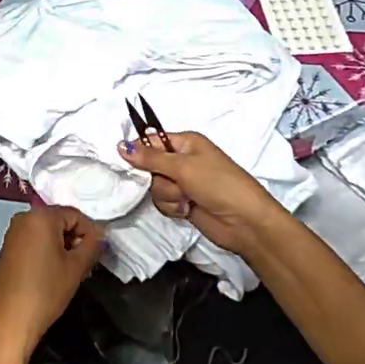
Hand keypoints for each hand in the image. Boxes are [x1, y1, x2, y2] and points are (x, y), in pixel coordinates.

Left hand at [0, 206, 103, 357]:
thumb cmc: (46, 290)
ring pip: (46, 231)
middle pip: (59, 220)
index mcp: (41, 216)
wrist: (12, 318)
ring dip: (62, 245)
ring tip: (72, 270)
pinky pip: (33, 240)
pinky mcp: (8, 247)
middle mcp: (24, 217)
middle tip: (86, 263)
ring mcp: (13, 232)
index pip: (75, 215)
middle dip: (75, 239)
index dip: (90, 232)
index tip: (98, 253)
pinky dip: (47, 250)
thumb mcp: (76, 267)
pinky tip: (53, 271)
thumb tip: (100, 235)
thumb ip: (92, 246)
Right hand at [118, 131, 285, 253]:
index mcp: (185, 142)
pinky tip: (186, 210)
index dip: (140, 150)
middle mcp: (182, 160)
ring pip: (155, 186)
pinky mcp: (183, 202)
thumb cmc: (218, 184)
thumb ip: (149, 158)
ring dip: (168, 195)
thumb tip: (119, 145)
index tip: (127, 160)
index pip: (151, 140)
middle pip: (149, 166)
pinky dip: (172, 206)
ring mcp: (183, 182)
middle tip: (173, 182)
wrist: (245, 223)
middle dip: (158, 178)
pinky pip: (163, 201)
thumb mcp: (183, 167)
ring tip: (186, 199)